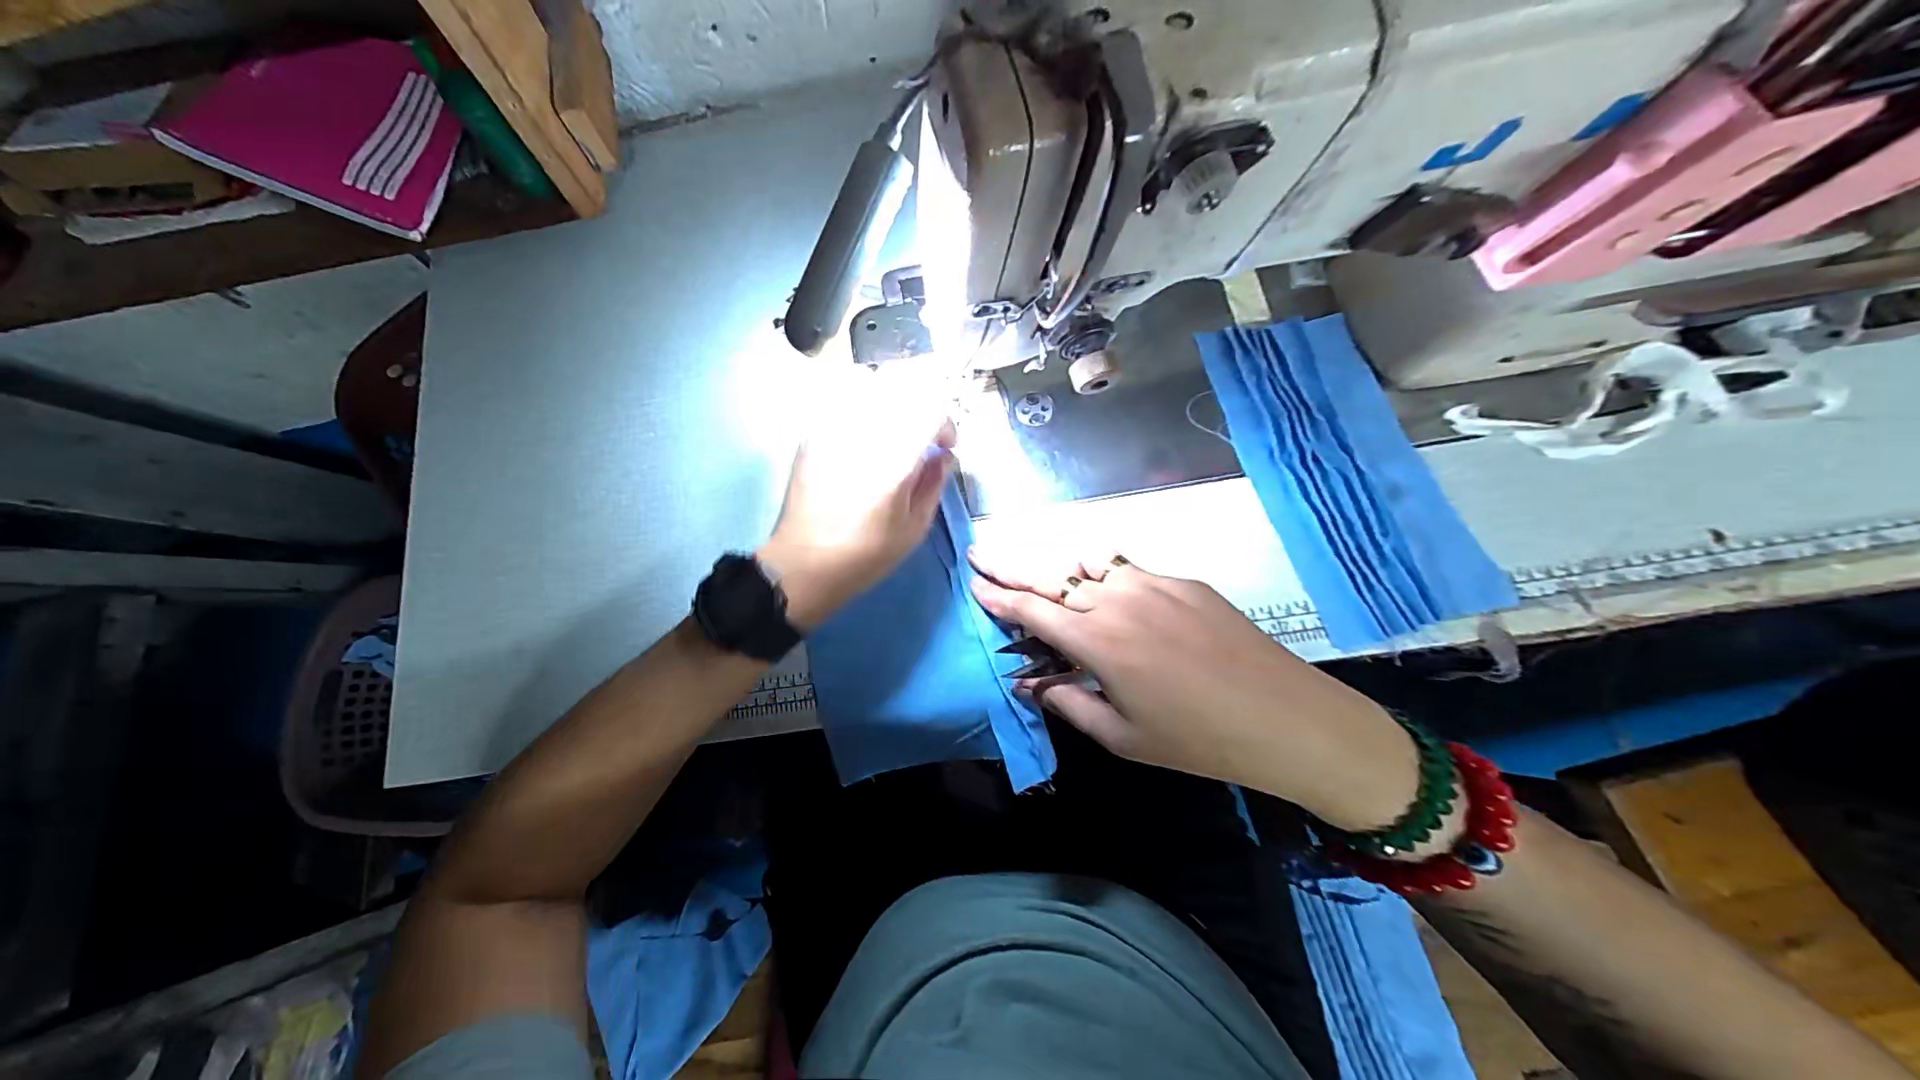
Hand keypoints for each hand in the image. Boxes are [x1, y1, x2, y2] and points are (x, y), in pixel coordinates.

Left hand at [758, 369, 956, 629]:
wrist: (804, 564)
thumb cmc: (866, 555)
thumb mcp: (914, 528)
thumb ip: (934, 484)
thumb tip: (943, 456)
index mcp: (895, 460)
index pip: (932, 411)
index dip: (946, 425)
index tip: (945, 447)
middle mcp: (865, 434)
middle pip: (904, 390)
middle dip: (922, 407)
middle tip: (922, 435)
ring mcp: (833, 428)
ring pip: (871, 385)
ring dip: (891, 399)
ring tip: (894, 427)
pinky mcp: (812, 432)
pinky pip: (841, 398)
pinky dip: (861, 401)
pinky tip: (865, 429)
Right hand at [968, 546, 1420, 832]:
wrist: (1286, 717)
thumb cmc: (1196, 740)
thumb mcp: (1122, 735)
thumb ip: (1068, 702)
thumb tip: (1029, 682)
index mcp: (1097, 641)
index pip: (1032, 610)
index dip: (999, 597)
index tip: (975, 584)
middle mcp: (1118, 600)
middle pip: (1052, 573)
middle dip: (1011, 563)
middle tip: (982, 550)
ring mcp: (1154, 583)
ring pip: (1090, 562)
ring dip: (1057, 563)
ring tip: (1037, 566)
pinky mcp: (1184, 581)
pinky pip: (1130, 569)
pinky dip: (1103, 573)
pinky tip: (1102, 586)